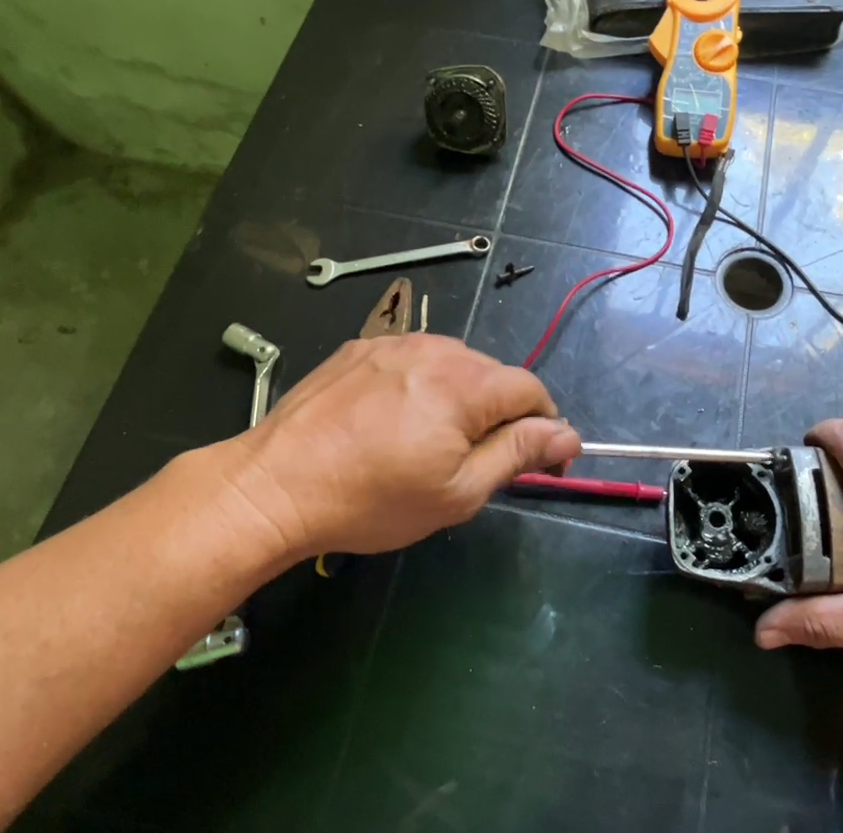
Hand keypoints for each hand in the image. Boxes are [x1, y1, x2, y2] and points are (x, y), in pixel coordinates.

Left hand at [211, 334, 580, 558]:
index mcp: (466, 382)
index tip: (538, 464)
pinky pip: (411, 361)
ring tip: (425, 443)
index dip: (544, 426)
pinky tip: (389, 422)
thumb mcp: (458, 491)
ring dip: (457, 399)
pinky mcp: (359, 347)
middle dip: (497, 415)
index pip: (531, 389)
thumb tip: (566, 433)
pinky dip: (418, 386)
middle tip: (471, 464)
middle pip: (492, 375)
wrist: (275, 485)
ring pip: (451, 366)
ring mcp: (393, 342)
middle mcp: (435, 348)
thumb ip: (518, 453)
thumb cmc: (373, 499)